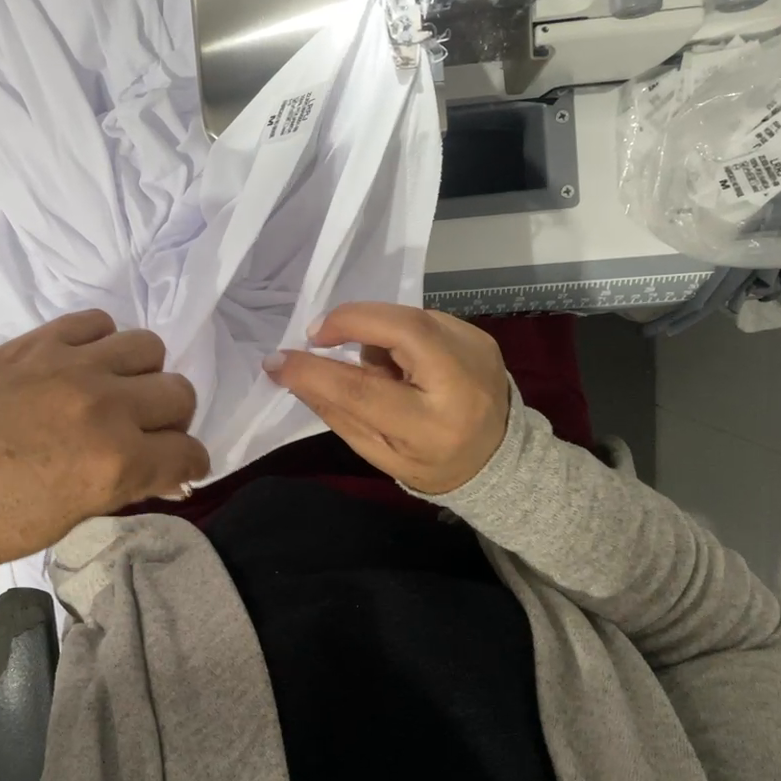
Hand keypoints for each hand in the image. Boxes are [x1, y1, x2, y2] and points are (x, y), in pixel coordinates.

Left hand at [0, 310, 208, 569]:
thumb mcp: (70, 518)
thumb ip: (124, 486)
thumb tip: (164, 473)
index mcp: (114, 463)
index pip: (188, 452)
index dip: (188, 465)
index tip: (178, 467)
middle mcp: (105, 406)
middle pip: (179, 394)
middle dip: (171, 420)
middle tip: (146, 432)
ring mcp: (73, 365)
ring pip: (148, 347)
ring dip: (141, 374)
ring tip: (116, 391)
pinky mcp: (40, 340)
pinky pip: (98, 321)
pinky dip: (102, 342)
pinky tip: (85, 364)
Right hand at [264, 303, 510, 495]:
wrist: (503, 460)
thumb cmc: (432, 463)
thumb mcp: (379, 452)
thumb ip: (336, 411)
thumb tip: (291, 372)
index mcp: (431, 427)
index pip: (362, 390)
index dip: (315, 371)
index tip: (277, 361)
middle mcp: (460, 382)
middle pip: (400, 329)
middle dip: (350, 320)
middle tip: (318, 335)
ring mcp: (475, 351)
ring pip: (408, 318)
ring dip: (374, 328)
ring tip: (372, 362)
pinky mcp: (479, 334)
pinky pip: (422, 319)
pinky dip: (398, 331)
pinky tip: (402, 358)